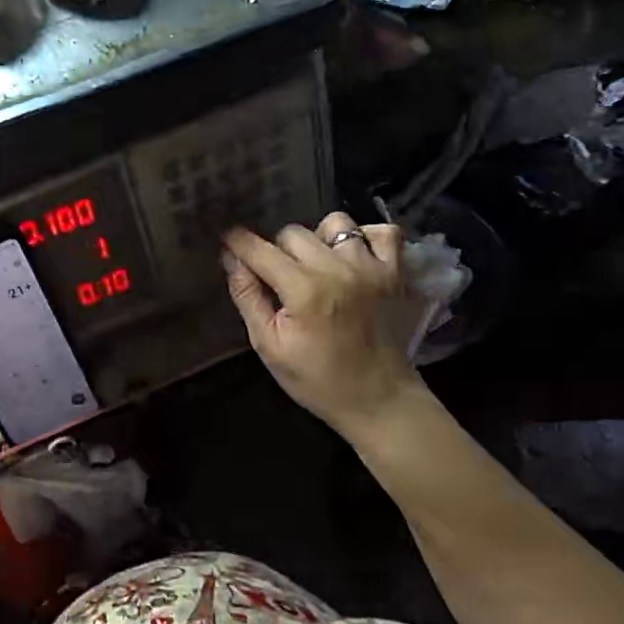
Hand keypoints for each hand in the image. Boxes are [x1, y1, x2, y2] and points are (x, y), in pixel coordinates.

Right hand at [223, 213, 429, 438]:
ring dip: (317, 239)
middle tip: (275, 278)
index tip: (226, 238)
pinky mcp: (397, 272)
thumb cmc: (316, 379)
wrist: (378, 399)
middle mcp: (339, 269)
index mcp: (304, 290)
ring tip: (314, 266)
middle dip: (276, 250)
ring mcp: (373, 267)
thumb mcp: (268, 345)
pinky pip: (383, 231)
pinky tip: (352, 257)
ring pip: (335, 223)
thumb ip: (248, 297)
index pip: (261, 251)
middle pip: (293, 233)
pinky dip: (364, 237)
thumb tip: (230, 259)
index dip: (238, 242)